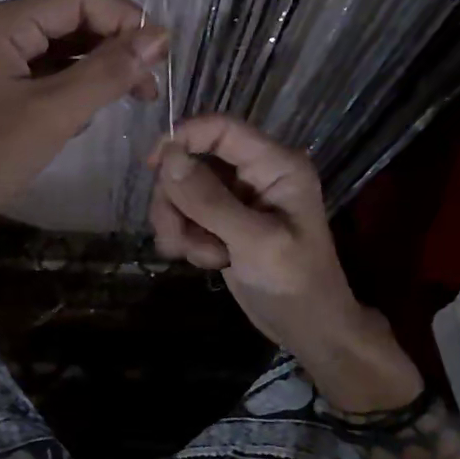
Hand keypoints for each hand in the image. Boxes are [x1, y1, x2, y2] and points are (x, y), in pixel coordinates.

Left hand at [0, 0, 166, 227]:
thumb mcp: (54, 113)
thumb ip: (108, 72)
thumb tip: (160, 36)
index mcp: (5, 22)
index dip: (124, 19)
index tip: (160, 56)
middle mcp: (3, 29)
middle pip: (74, 20)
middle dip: (116, 47)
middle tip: (149, 86)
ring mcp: (2, 59)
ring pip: (67, 48)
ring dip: (101, 69)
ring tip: (131, 100)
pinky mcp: (5, 86)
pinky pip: (53, 73)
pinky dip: (78, 89)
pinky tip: (89, 116)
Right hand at [148, 114, 423, 411]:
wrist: (308, 329)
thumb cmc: (295, 282)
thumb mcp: (255, 241)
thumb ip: (210, 200)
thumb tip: (168, 157)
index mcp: (275, 165)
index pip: (221, 129)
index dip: (184, 137)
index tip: (152, 166)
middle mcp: (253, 175)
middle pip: (191, 163)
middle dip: (177, 201)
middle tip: (178, 238)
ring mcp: (235, 200)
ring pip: (181, 193)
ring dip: (179, 226)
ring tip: (201, 256)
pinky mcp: (221, 224)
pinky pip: (184, 217)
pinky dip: (186, 239)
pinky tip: (208, 261)